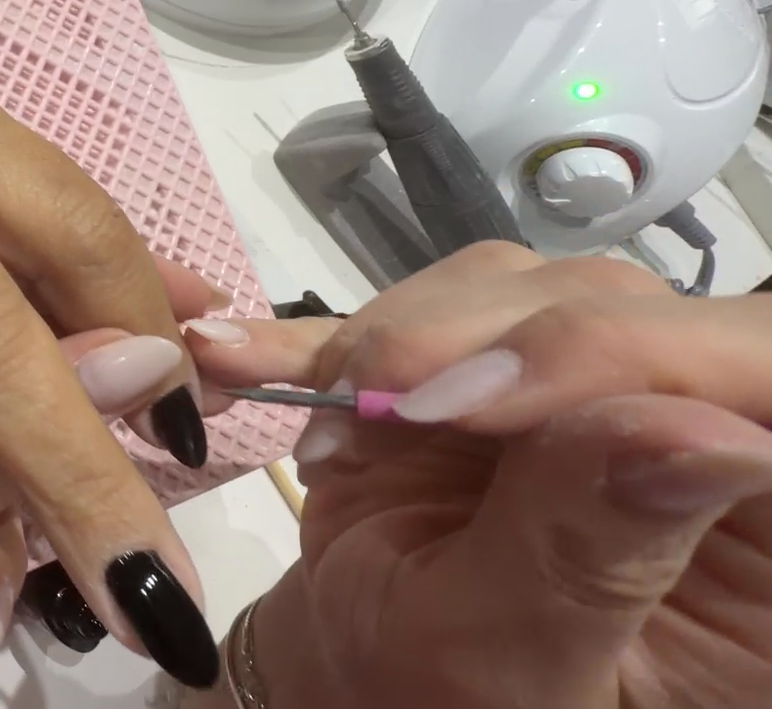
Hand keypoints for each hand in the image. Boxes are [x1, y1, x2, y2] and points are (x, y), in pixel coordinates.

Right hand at [182, 245, 771, 707]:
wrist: (358, 673)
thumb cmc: (443, 708)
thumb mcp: (513, 663)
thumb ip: (592, 554)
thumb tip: (703, 431)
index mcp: (770, 529)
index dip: (636, 353)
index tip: (459, 402)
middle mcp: (684, 431)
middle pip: (618, 305)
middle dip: (469, 341)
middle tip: (365, 407)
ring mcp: (562, 386)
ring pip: (499, 287)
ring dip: (384, 339)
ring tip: (321, 429)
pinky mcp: (458, 363)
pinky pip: (393, 307)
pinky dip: (308, 332)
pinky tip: (236, 353)